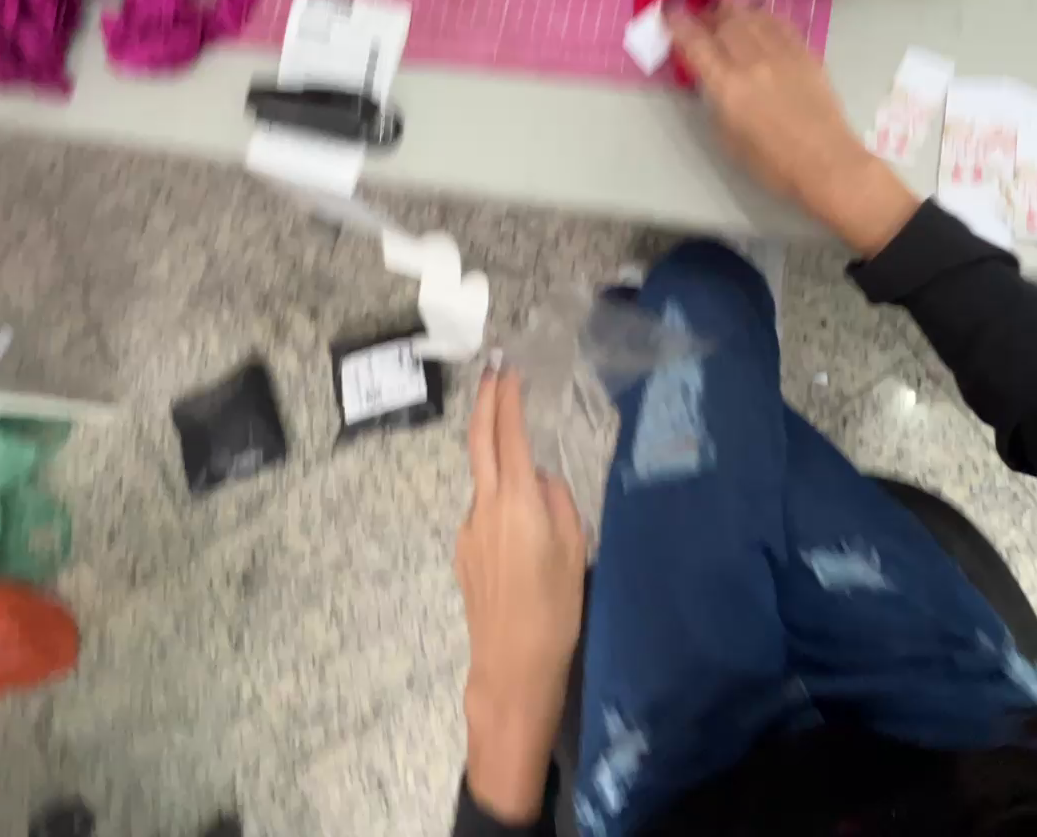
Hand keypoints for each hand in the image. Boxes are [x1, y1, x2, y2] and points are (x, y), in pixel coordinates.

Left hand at [457, 369, 587, 822]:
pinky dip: (499, 498)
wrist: (511, 665)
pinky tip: (520, 531)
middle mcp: (486, 505)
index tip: (508, 370)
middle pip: (479, 441)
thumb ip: (556, 501)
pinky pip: (484, 509)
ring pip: (483, 477)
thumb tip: (539, 478)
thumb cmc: (555, 608)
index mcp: (518, 501)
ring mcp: (468, 528)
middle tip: (492, 371)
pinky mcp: (463, 549)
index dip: (507, 399)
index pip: (509, 436)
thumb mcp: (573, 547)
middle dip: (484, 402)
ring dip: (496, 455)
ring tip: (527, 469)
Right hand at [669, 0, 921, 256]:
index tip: (669, 14)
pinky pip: (778, 23)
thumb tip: (712, 80)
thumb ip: (716, 101)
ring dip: (733, 10)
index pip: (696, 44)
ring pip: (751, 15)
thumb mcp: (728, 138)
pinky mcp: (806, 53)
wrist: (825, 162)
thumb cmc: (771, 164)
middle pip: (724, 21)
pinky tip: (757, 20)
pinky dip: (761, 17)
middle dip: (705, 14)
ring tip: (724, 12)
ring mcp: (782, 53)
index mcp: (727, 87)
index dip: (678, 24)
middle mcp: (752, 62)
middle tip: (697, 16)